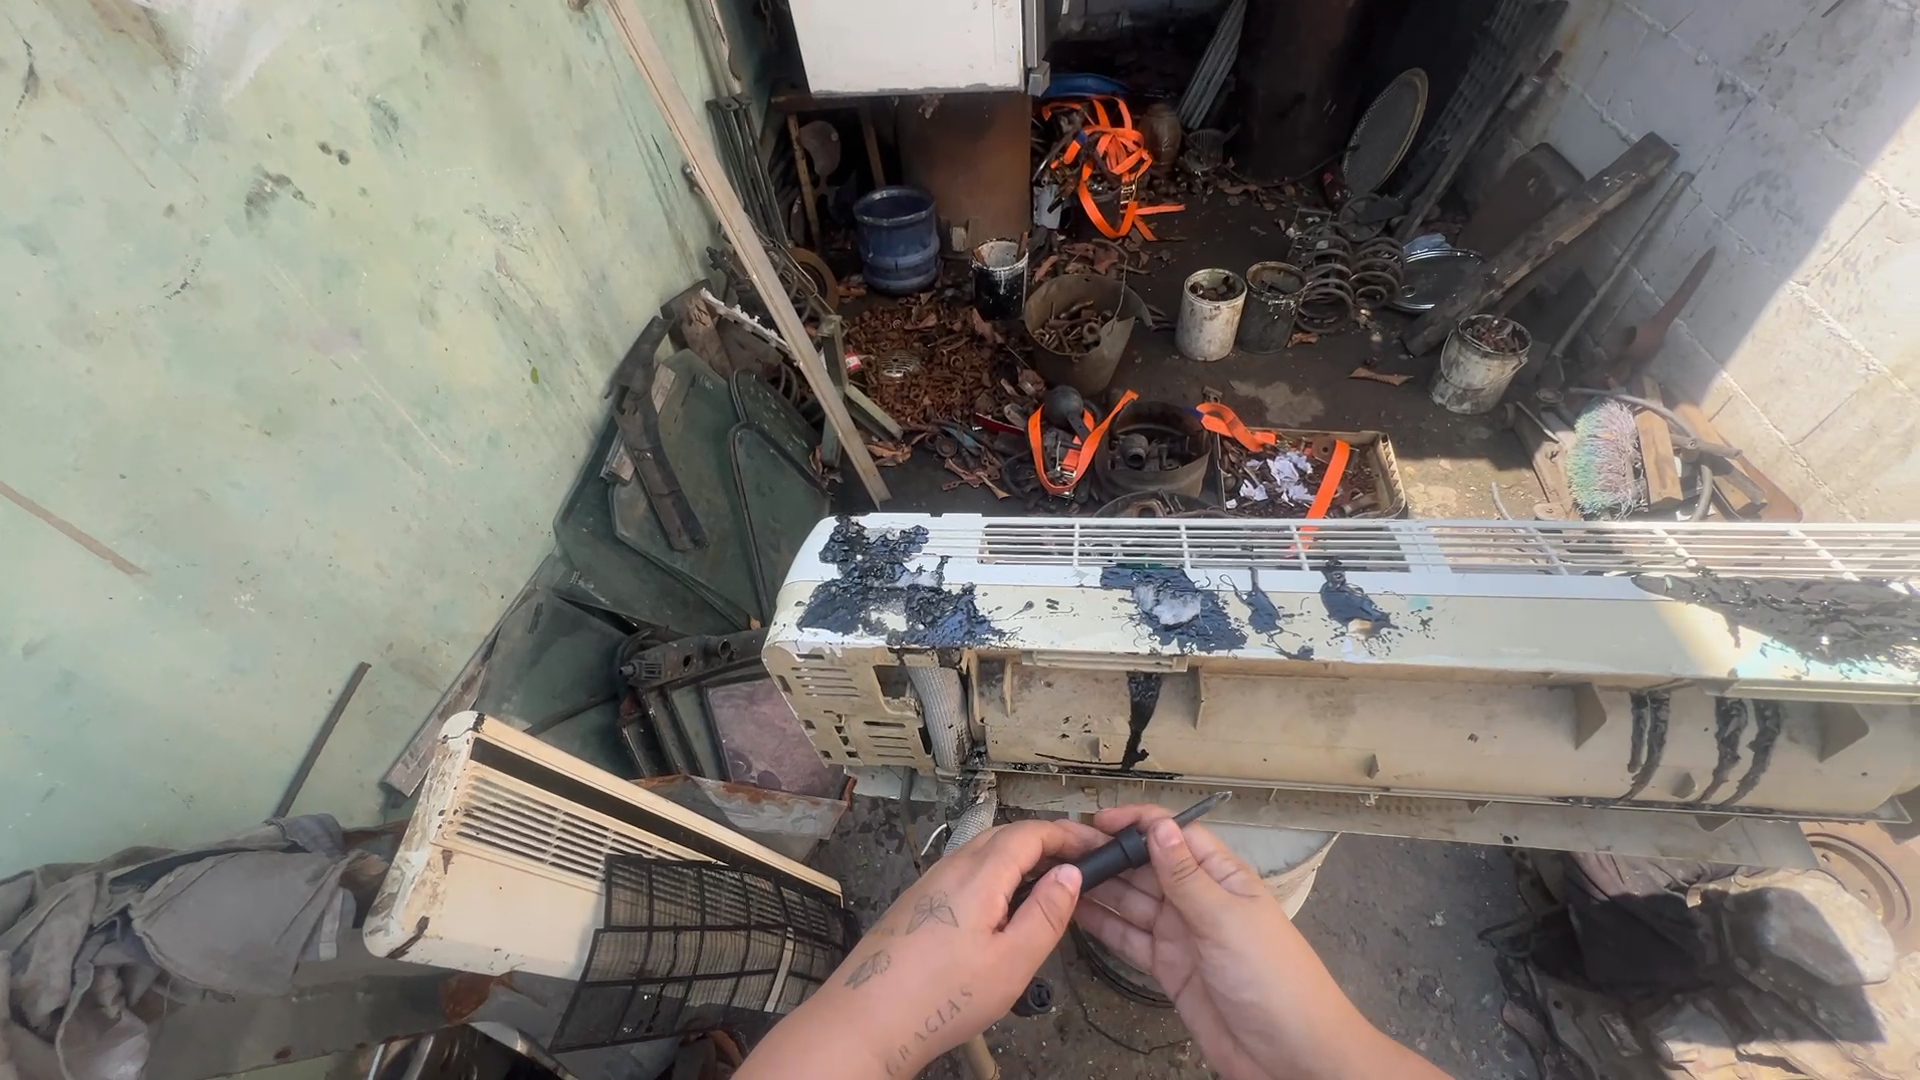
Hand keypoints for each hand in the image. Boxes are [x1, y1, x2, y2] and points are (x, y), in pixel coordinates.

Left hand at [737, 818, 1107, 1079]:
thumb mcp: (1011, 963)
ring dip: (1022, 855)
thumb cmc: (944, 994)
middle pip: (1007, 835)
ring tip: (1049, 883)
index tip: (1097, 844)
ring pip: (985, 851)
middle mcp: (954, 864)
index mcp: (981, 872)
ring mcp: (933, 879)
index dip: (1067, 833)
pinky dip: (998, 872)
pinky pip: (968, 869)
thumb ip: (1046, 914)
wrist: (867, 1017)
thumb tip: (1071, 873)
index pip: (1031, 832)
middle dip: (1047, 841)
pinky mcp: (920, 899)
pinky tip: (1004, 905)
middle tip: (1079, 862)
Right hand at [1073, 806, 1448, 1079]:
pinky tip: (1074, 911)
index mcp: (1219, 875)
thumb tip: (1158, 825)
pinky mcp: (1167, 967)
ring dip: (1100, 886)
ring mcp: (1179, 932)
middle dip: (1109, 853)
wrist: (1295, 1062)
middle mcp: (1195, 897)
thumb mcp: (1227, 920)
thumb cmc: (1273, 979)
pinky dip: (1103, 924)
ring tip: (1058, 874)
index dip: (1136, 823)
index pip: (1173, 834)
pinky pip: (1129, 937)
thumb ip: (1186, 876)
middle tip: (1062, 847)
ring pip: (1131, 899)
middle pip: (1145, 866)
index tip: (1098, 821)